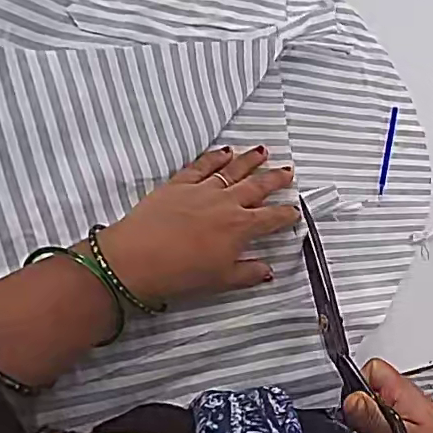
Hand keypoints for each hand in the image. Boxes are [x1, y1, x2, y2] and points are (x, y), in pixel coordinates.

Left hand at [95, 146, 300, 304]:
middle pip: (258, 186)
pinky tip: (224, 152)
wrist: (137, 260)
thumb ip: (249, 273)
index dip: (286, 214)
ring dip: (250, 161)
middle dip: (276, 178)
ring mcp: (203, 190)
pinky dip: (215, 157)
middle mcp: (227, 203)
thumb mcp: (222, 280)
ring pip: (233, 170)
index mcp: (241, 227)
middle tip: (288, 171)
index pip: (272, 217)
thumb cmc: (181, 274)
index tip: (295, 211)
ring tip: (263, 152)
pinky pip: (202, 165)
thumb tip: (267, 270)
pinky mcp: (179, 184)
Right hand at [342, 359, 432, 432]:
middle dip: (361, 413)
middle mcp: (410, 405)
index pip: (372, 369)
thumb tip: (352, 399)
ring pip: (377, 416)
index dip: (357, 386)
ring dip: (370, 432)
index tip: (352, 410)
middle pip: (371, 394)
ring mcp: (410, 424)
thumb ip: (374, 418)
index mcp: (407, 394)